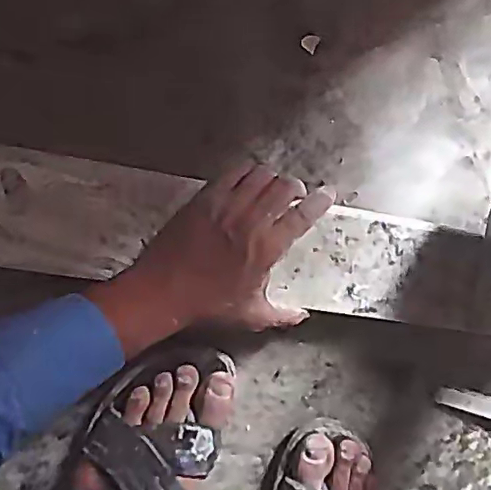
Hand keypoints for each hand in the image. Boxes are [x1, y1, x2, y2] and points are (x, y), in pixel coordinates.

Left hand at [86, 164, 335, 355]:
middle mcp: (249, 221)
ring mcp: (226, 206)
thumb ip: (280, 314)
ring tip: (271, 186)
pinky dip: (245, 172)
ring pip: (260, 175)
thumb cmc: (207, 304)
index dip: (318, 202)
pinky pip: (232, 173)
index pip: (301, 216)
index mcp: (266, 248)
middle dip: (295, 187)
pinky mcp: (205, 199)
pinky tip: (246, 180)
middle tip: (295, 194)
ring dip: (271, 178)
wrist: (163, 290)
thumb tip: (300, 317)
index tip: (327, 195)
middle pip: (284, 187)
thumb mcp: (250, 314)